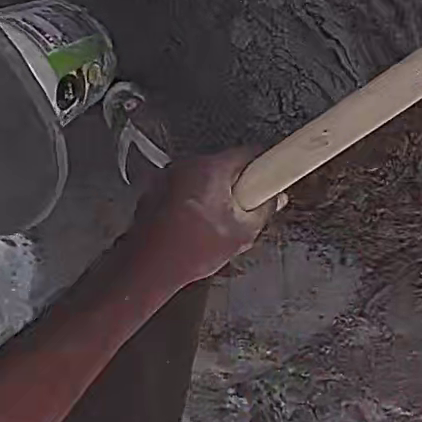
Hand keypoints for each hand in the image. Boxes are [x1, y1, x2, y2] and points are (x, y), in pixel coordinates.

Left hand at [129, 148, 283, 285]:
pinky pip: (184, 186)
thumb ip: (263, 211)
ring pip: (204, 176)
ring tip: (216, 222)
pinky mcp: (155, 189)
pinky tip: (195, 225)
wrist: (146, 269)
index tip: (271, 174)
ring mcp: (168, 176)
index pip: (248, 152)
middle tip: (243, 208)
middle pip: (225, 164)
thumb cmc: (188, 251)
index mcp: (210, 169)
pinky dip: (193, 199)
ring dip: (214, 192)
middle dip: (237, 184)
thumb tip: (276, 200)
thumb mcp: (240, 235)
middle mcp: (187, 165)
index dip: (264, 164)